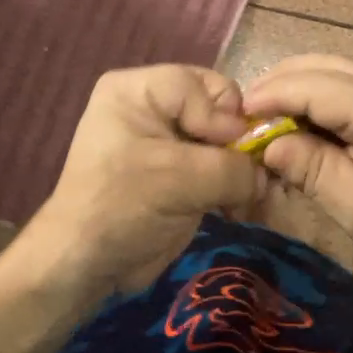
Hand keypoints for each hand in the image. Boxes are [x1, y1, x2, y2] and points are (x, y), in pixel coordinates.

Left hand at [21, 65, 260, 294]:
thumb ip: (234, 168)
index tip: (225, 153)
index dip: (223, 118)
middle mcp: (152, 103)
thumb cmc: (122, 207)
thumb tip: (265, 172)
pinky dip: (228, 181)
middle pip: (218, 106)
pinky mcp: (178, 167)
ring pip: (222, 136)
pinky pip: (218, 161)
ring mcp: (166, 136)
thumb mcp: (180, 179)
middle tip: (231, 176)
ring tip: (232, 194)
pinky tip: (229, 204)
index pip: (206, 85)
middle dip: (232, 141)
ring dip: (234, 165)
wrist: (87, 267)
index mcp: (139, 89)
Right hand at [243, 55, 352, 291]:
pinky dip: (309, 96)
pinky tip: (291, 121)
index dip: (273, 95)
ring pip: (329, 70)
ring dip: (291, 88)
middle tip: (242, 118)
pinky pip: (340, 86)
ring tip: (261, 119)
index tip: (234, 117)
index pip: (317, 87)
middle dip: (277, 86)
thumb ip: (312, 171)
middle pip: (321, 68)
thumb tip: (265, 143)